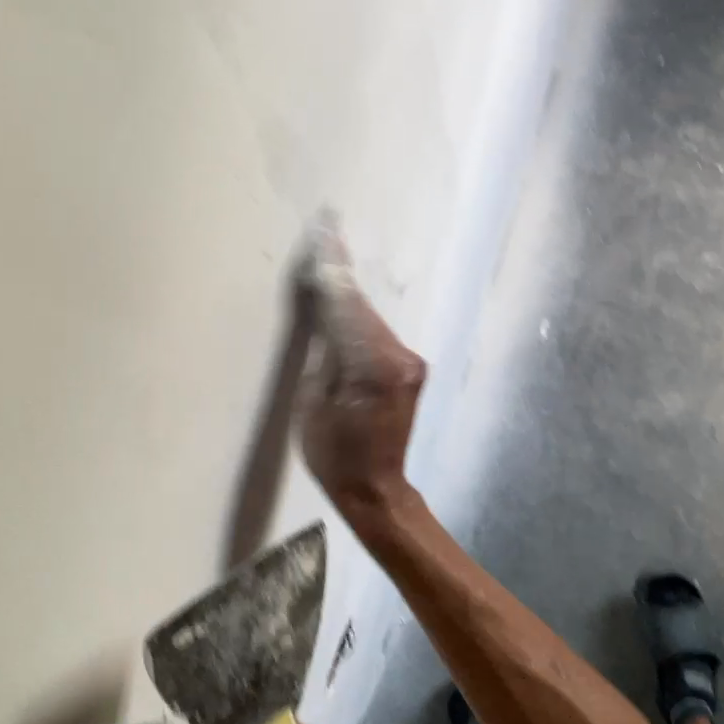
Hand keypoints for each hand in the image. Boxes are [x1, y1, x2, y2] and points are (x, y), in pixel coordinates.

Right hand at [297, 219, 426, 506]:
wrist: (376, 489)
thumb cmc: (334, 456)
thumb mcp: (312, 404)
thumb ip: (324, 355)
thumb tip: (329, 321)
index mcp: (373, 365)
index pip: (348, 306)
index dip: (333, 270)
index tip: (327, 233)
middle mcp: (400, 357)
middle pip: (362, 308)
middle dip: (341, 277)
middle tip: (326, 234)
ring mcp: (410, 363)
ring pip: (372, 321)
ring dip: (350, 299)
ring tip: (329, 266)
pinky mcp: (411, 371)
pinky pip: (378, 337)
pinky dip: (360, 322)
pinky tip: (345, 308)